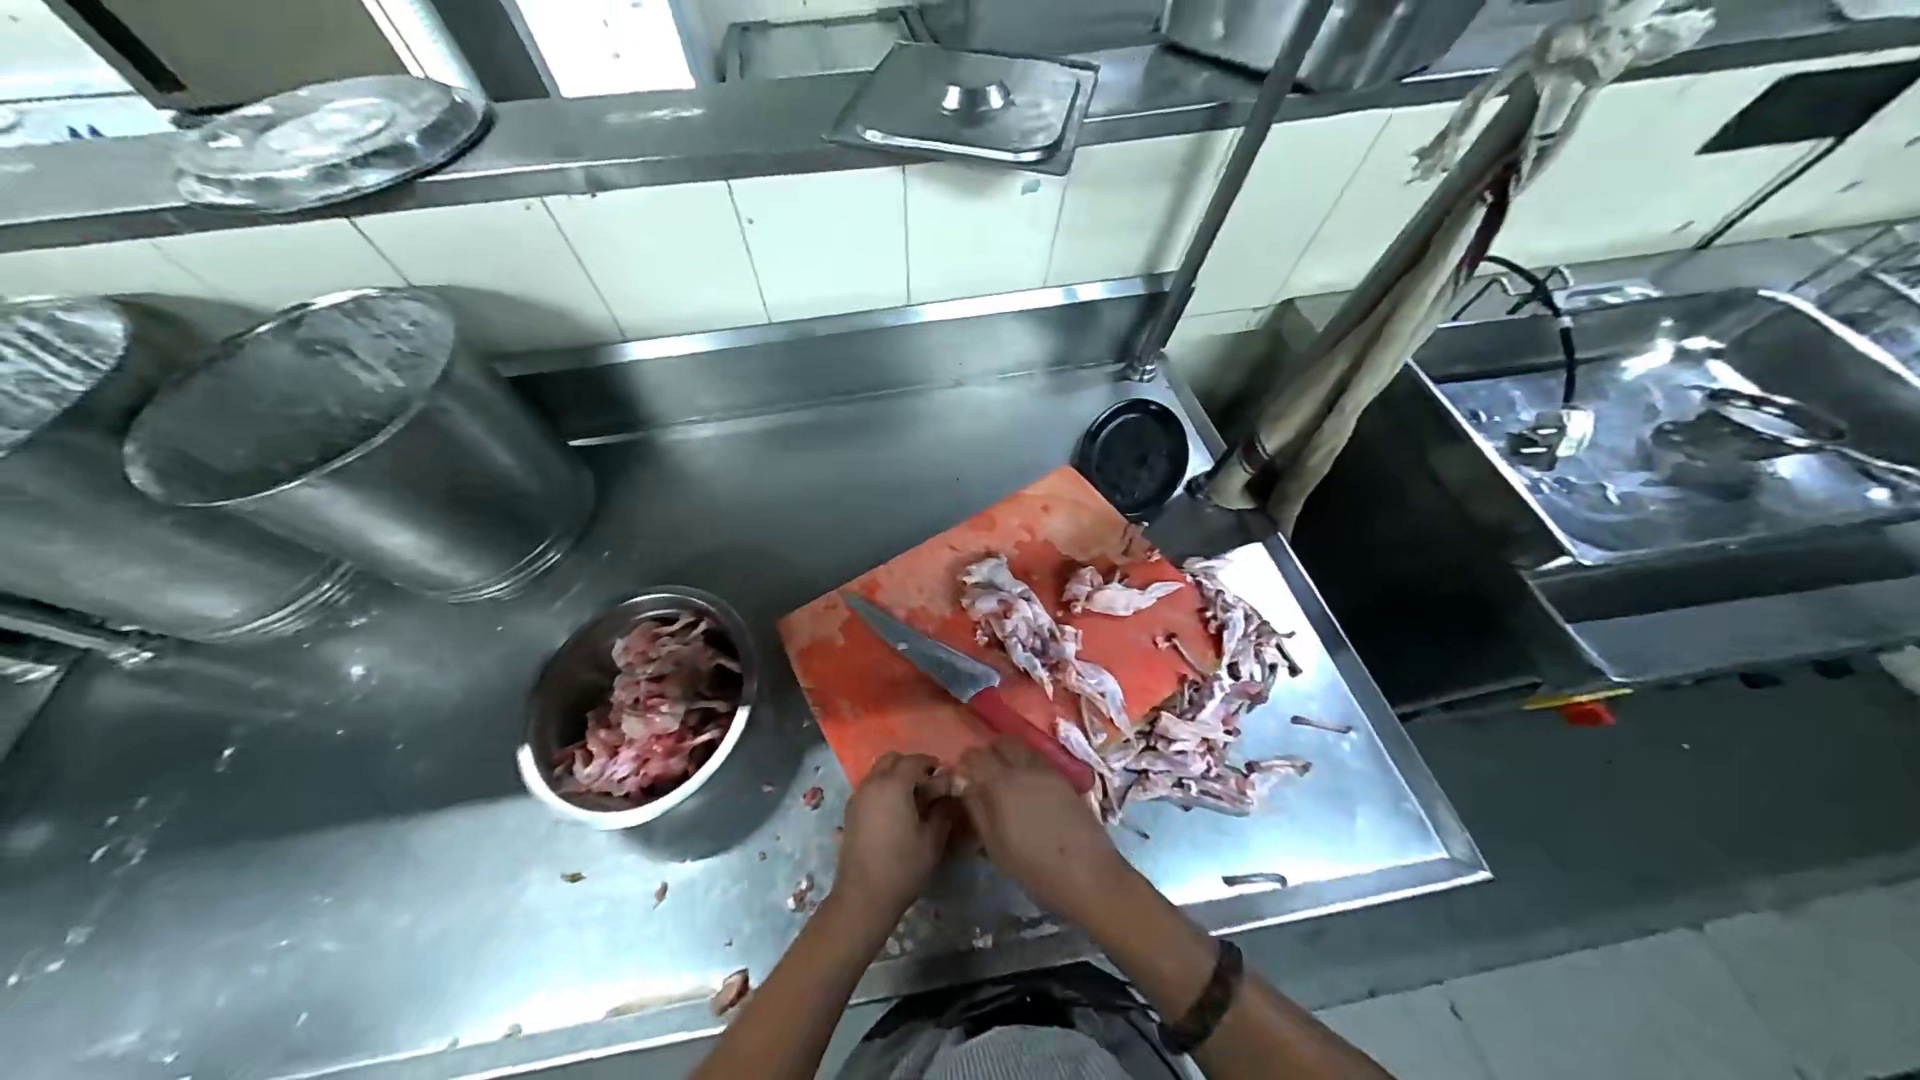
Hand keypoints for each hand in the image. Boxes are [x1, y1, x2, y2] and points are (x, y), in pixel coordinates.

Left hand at [833, 752, 957, 923]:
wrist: (864, 896)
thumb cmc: (903, 866)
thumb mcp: (932, 839)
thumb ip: (942, 810)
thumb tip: (948, 794)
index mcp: (893, 785)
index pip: (914, 761)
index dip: (931, 764)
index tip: (944, 776)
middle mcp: (872, 784)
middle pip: (892, 759)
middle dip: (911, 765)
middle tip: (928, 784)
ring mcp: (858, 797)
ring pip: (878, 771)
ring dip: (895, 776)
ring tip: (912, 798)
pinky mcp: (850, 811)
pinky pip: (869, 787)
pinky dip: (883, 788)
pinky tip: (894, 811)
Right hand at [955, 738, 1133, 926]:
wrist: (1090, 876)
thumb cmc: (1035, 870)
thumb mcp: (996, 846)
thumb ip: (977, 810)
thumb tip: (965, 784)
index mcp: (1002, 784)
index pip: (975, 755)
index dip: (965, 764)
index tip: (963, 780)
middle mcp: (1025, 768)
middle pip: (1001, 742)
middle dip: (989, 753)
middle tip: (985, 777)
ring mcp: (1049, 770)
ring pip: (1023, 747)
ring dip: (1010, 756)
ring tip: (1008, 783)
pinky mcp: (1066, 778)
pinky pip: (1039, 759)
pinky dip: (1028, 764)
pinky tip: (1030, 791)